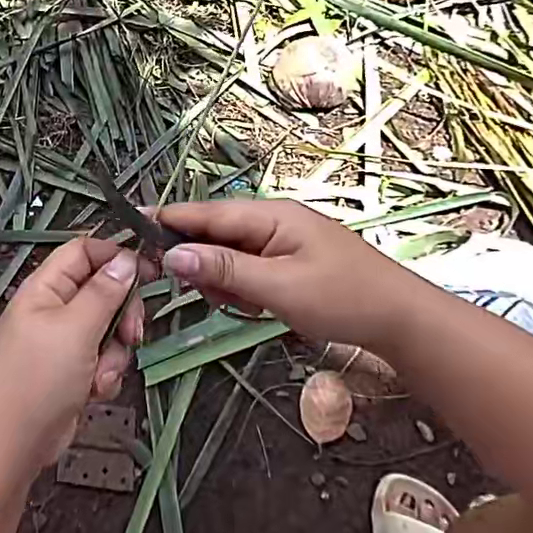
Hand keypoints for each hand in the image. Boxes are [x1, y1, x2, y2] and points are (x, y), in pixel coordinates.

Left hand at [0, 238, 151, 466]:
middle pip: (103, 292)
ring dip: (113, 353)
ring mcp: (61, 343)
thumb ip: (105, 292)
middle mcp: (53, 310)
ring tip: (99, 376)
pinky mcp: (70, 372)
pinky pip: (102, 360)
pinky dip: (104, 375)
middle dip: (122, 314)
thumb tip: (127, 258)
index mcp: (45, 288)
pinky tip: (92, 393)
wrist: (7, 449)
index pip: (84, 251)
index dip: (117, 257)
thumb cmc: (36, 380)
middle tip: (132, 335)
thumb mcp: (76, 329)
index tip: (150, 272)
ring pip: (108, 330)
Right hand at [155, 199, 429, 349]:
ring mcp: (284, 241)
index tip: (133, 225)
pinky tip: (261, 308)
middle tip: (216, 297)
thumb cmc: (342, 298)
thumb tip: (172, 255)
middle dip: (205, 265)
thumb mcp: (277, 287)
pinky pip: (251, 270)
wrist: (400, 318)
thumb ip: (223, 270)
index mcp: (270, 216)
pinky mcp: (290, 261)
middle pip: (216, 234)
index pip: (207, 213)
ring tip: (249, 308)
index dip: (169, 220)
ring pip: (231, 256)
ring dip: (227, 283)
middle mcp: (273, 221)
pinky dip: (246, 290)